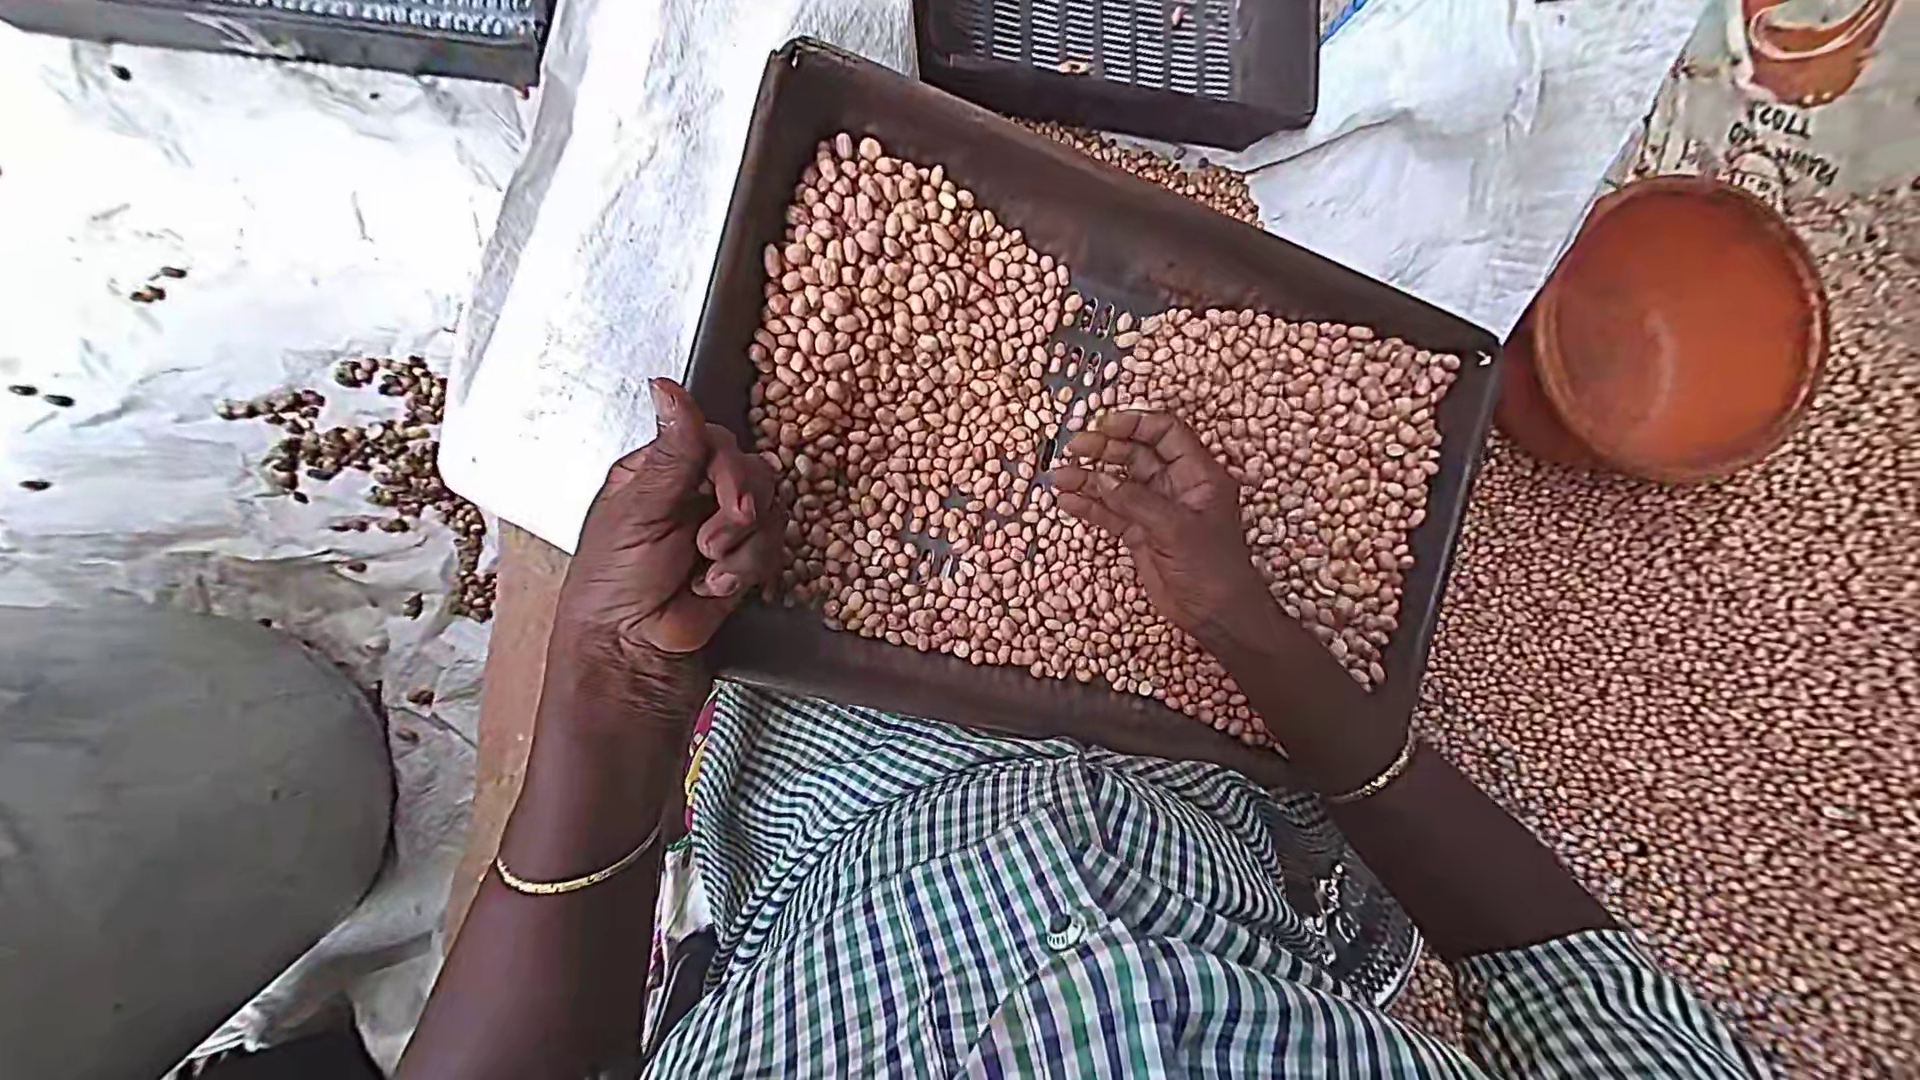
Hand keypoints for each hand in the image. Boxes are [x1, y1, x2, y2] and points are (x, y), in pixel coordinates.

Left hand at [550, 378, 782, 712]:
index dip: (730, 467)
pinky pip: (773, 545)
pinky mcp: (744, 558)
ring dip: (742, 546)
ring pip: (769, 509)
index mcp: (661, 470)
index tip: (726, 495)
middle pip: (752, 472)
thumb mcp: (639, 511)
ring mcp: (723, 526)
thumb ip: (672, 453)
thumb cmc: (616, 584)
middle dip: (739, 510)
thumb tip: (668, 387)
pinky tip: (715, 587)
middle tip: (713, 541)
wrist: (635, 652)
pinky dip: (748, 569)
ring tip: (707, 570)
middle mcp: (696, 492)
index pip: (716, 441)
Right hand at [1051, 411, 1276, 659]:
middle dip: (1103, 449)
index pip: (1165, 433)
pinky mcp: (1140, 534)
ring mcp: (1155, 511)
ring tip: (1059, 477)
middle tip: (1073, 448)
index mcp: (1198, 474)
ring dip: (1088, 479)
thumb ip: (1137, 501)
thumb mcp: (1177, 529)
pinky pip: (1110, 513)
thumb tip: (1102, 480)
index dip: (1135, 424)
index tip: (1103, 425)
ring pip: (1117, 485)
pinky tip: (1067, 501)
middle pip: (1135, 455)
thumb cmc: (1214, 569)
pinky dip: (1089, 507)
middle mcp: (1175, 487)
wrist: (1217, 615)